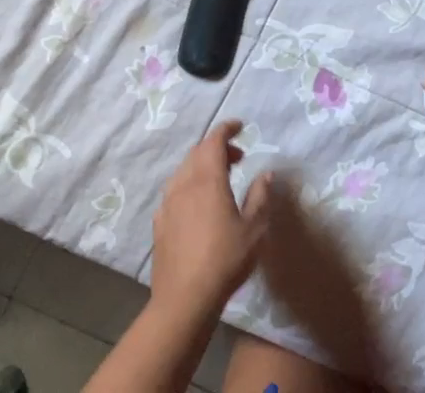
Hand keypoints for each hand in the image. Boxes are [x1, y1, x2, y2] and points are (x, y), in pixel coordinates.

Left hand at [150, 120, 272, 320]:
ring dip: (202, 166)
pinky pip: (174, 191)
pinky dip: (189, 185)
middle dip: (217, 147)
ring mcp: (167, 204)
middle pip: (197, 153)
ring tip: (220, 179)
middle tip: (238, 157)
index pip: (213, 141)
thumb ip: (260, 196)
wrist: (185, 298)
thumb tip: (265, 174)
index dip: (226, 129)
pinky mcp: (159, 223)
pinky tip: (199, 204)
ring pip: (183, 171)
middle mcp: (183, 185)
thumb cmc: (226, 259)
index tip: (240, 126)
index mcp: (207, 180)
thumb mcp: (254, 227)